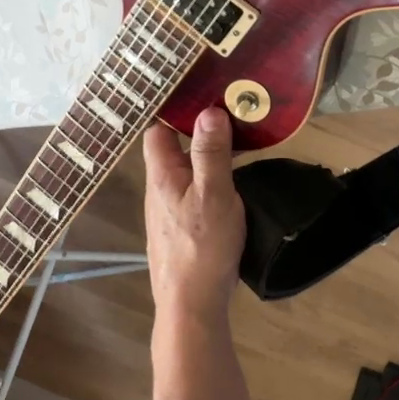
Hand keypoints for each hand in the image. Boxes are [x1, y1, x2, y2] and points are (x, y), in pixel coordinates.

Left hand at [143, 108, 245, 316]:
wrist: (192, 306)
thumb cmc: (203, 246)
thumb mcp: (214, 193)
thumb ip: (212, 153)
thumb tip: (208, 111)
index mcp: (162, 177)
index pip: (157, 131)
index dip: (175, 111)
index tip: (203, 94)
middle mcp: (159, 191)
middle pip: (172, 151)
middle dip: (199, 131)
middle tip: (233, 112)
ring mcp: (168, 213)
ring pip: (185, 172)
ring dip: (207, 156)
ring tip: (241, 141)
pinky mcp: (180, 230)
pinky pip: (192, 191)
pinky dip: (210, 178)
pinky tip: (233, 182)